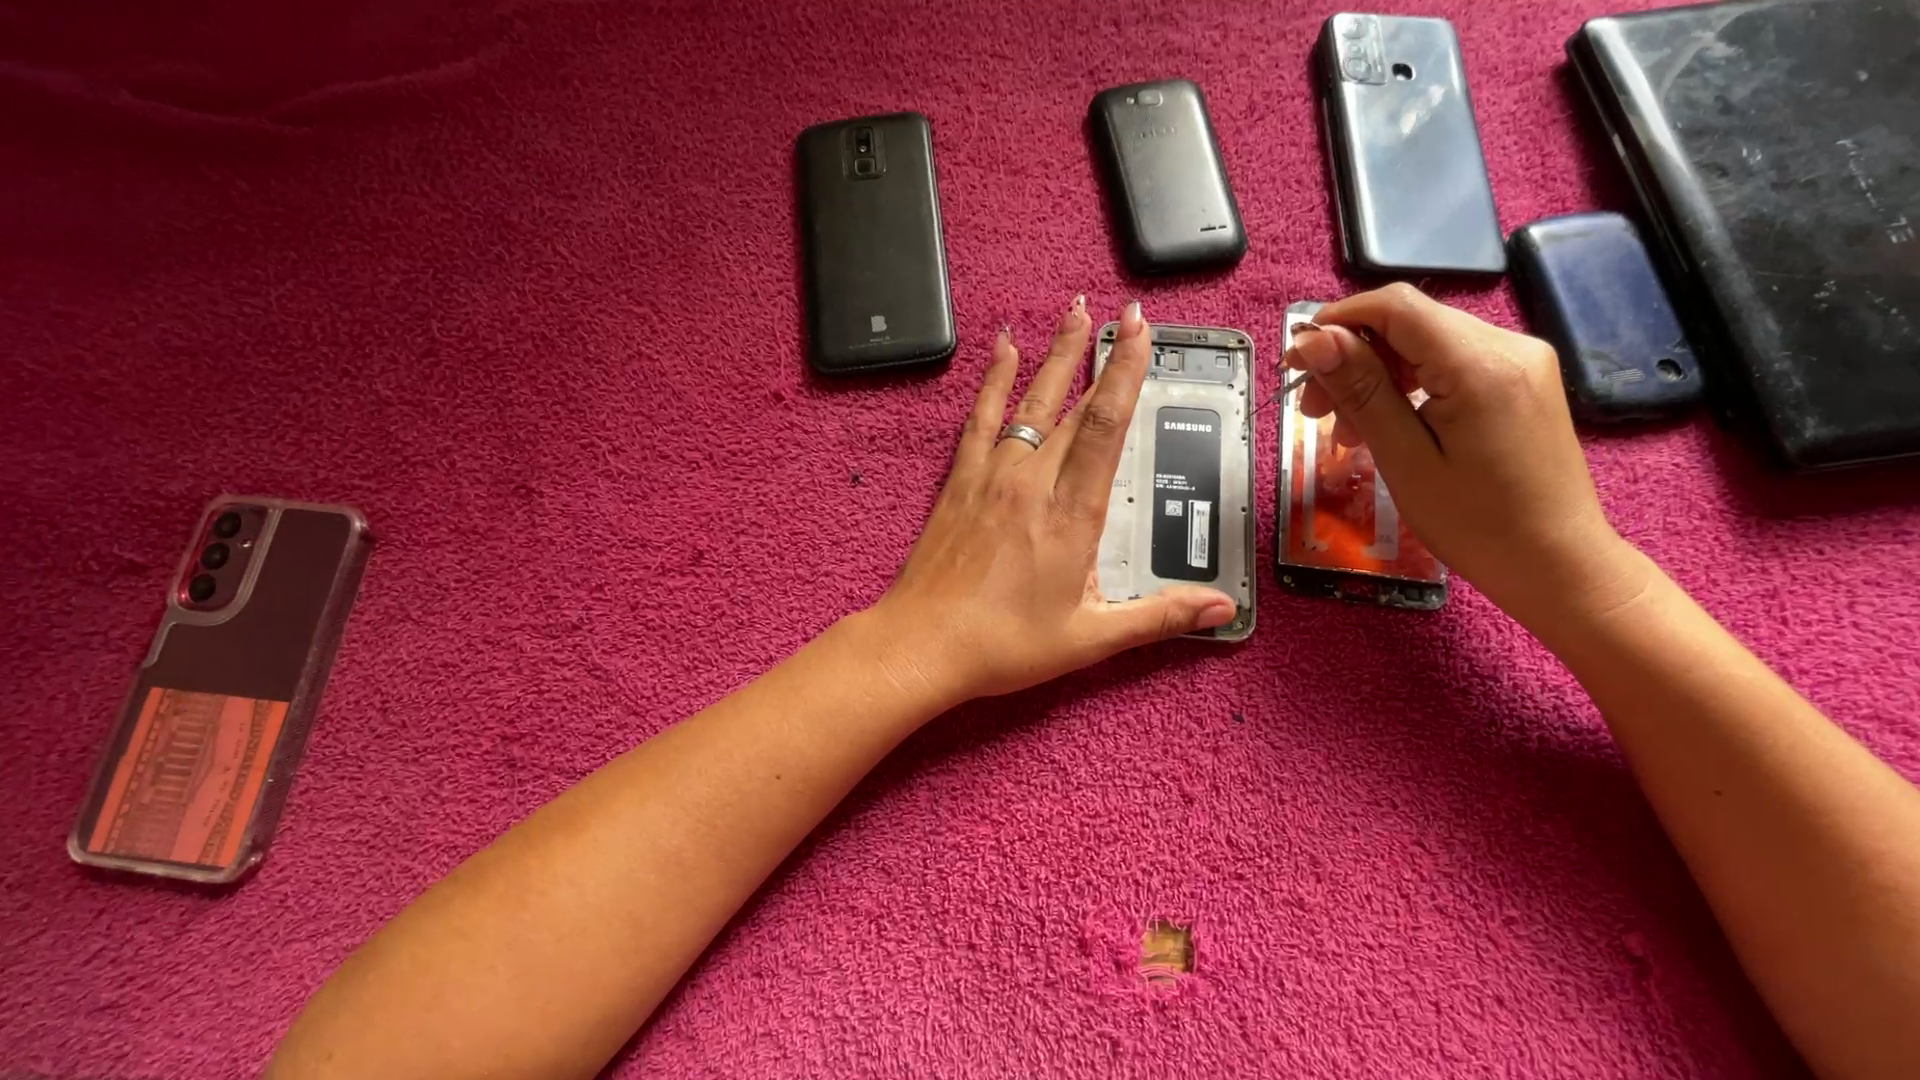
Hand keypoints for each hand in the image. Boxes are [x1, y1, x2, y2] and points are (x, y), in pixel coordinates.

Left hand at [871, 297, 1238, 703]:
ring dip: (1055, 355)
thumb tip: (1218, 608)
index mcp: (1072, 514)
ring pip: (1031, 401)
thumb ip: (1159, 616)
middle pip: (1077, 405)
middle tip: (1125, 313)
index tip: (1142, 333)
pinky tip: (1003, 350)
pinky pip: (980, 418)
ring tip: (1072, 312)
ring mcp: (993, 476)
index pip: (1108, 426)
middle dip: (1104, 354)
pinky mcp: (962, 482)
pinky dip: (993, 381)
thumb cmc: (1004, 644)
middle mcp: (1033, 483)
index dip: (1127, 372)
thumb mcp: (1092, 637)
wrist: (924, 643)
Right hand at [1284, 283, 1648, 624]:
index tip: (1295, 363)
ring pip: (1424, 342)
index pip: (1395, 307)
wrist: (1556, 563)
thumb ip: (1361, 391)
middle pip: (1408, 322)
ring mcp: (1519, 360)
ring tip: (1346, 430)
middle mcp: (1507, 345)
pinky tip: (1386, 424)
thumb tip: (1313, 341)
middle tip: (1313, 411)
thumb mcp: (1405, 460)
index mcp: (1480, 364)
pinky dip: (1405, 384)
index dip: (1335, 322)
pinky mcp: (1519, 379)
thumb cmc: (1476, 524)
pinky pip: (1448, 362)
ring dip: (1374, 373)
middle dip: (1350, 356)